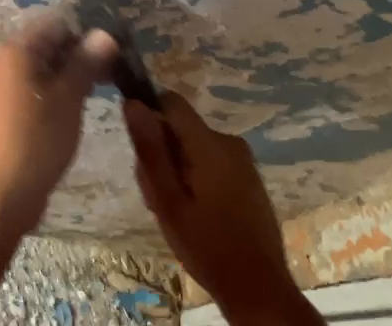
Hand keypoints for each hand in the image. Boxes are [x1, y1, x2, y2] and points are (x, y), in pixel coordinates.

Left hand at [0, 14, 117, 236]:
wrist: (3, 193)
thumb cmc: (37, 139)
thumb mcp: (68, 98)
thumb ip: (85, 63)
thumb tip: (105, 33)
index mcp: (17, 51)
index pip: (55, 23)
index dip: (85, 30)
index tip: (115, 47)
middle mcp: (7, 62)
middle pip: (49, 44)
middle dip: (81, 53)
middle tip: (116, 69)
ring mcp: (6, 87)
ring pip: (45, 68)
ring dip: (73, 73)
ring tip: (104, 87)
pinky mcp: (10, 111)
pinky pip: (39, 88)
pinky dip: (60, 91)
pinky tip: (81, 105)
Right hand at [124, 92, 320, 324]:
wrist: (258, 289)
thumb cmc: (206, 246)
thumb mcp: (167, 200)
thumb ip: (150, 149)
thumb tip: (132, 103)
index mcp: (209, 143)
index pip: (171, 102)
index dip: (151, 117)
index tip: (143, 150)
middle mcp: (230, 141)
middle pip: (181, 129)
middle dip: (164, 154)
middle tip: (159, 195)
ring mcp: (244, 160)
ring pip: (195, 147)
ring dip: (179, 170)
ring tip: (176, 210)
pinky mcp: (250, 177)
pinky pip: (213, 161)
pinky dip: (199, 179)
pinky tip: (197, 214)